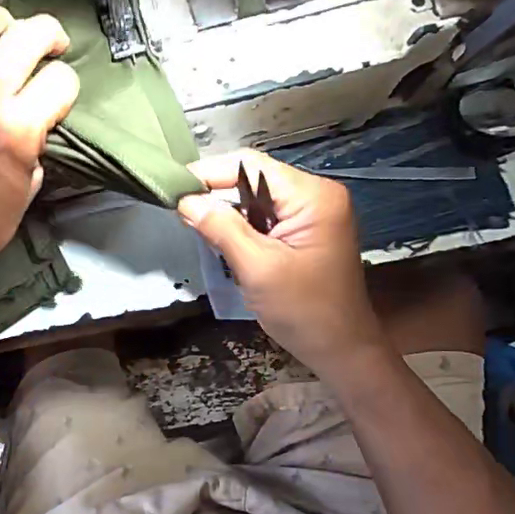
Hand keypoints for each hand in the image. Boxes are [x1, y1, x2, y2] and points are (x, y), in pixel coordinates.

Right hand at [177, 150, 386, 372]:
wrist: (340, 347)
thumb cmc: (303, 309)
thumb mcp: (256, 267)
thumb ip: (221, 229)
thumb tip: (186, 201)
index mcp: (312, 197)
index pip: (251, 166)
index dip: (210, 172)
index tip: (174, 188)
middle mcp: (315, 195)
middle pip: (253, 178)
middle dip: (215, 192)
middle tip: (179, 209)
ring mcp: (312, 213)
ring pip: (255, 197)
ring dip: (226, 210)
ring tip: (193, 223)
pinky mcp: (304, 230)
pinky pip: (264, 215)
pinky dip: (239, 224)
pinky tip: (220, 237)